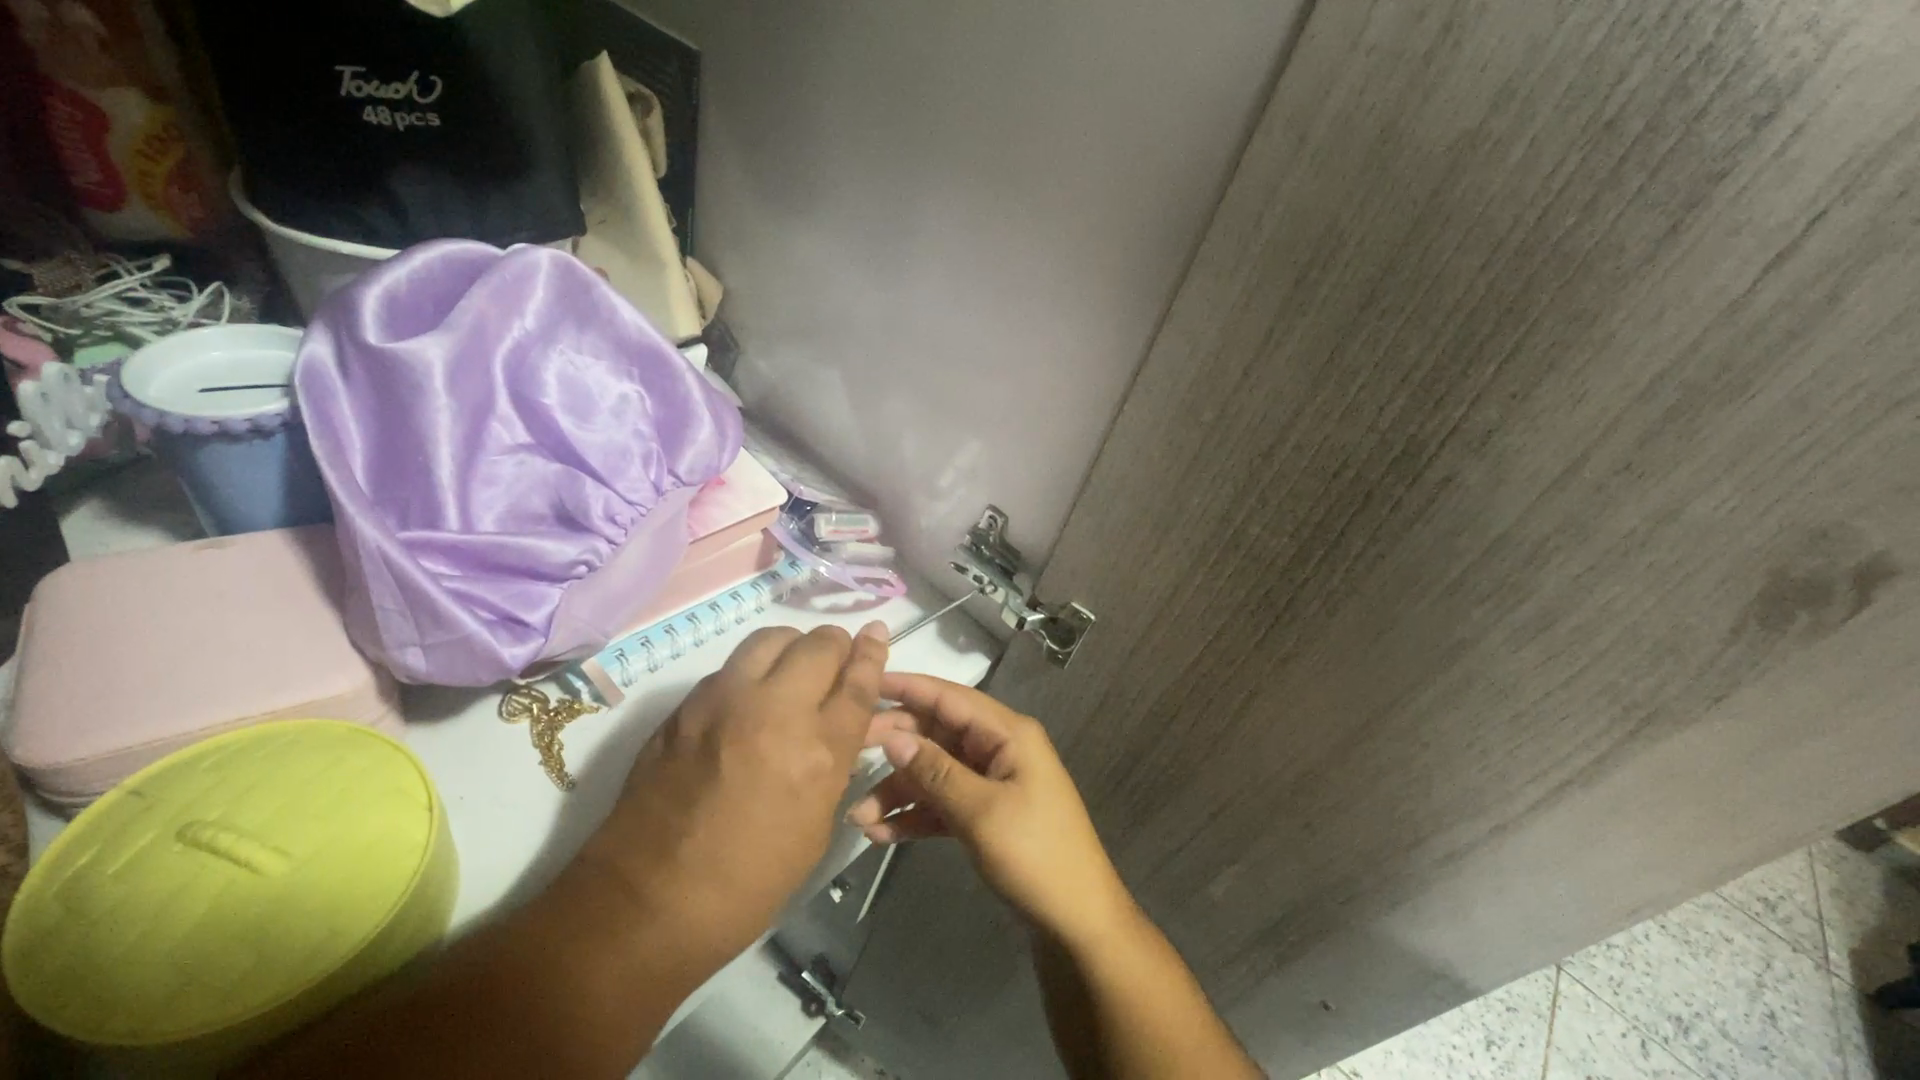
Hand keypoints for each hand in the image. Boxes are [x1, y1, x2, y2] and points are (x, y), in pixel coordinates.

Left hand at [577, 622, 889, 971]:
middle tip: (835, 662)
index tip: (877, 633)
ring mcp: (722, 702)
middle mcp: (774, 711)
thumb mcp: (815, 826)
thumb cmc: (748, 882)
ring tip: (792, 669)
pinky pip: (729, 669)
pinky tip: (746, 703)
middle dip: (835, 647)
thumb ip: (833, 764)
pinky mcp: (683, 706)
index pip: (857, 682)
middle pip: (818, 645)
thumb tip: (840, 728)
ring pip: (769, 640)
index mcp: (818, 752)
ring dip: (791, 648)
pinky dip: (750, 673)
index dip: (872, 653)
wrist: (649, 901)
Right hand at [846, 674, 1135, 945]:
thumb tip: (892, 737)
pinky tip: (880, 834)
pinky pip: (941, 803)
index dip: (907, 688)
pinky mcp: (984, 815)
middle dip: (893, 748)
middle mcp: (998, 750)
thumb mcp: (981, 811)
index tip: (864, 684)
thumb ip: (935, 771)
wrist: (1076, 920)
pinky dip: (914, 815)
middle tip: (846, 758)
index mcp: (1008, 734)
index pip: (950, 698)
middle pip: (936, 734)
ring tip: (856, 818)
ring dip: (897, 791)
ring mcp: (991, 783)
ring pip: (934, 773)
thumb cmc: (1035, 855)